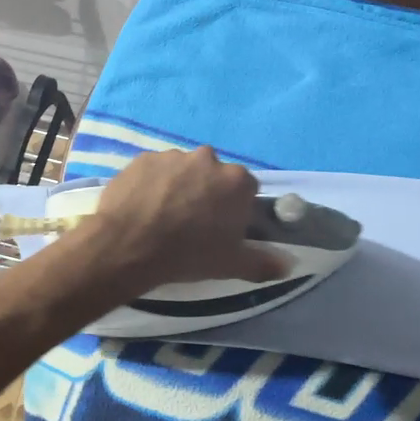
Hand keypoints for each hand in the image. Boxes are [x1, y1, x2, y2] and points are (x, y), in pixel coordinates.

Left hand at [77, 148, 292, 296]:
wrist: (128, 246)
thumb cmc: (187, 255)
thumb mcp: (230, 265)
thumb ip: (264, 262)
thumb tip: (290, 264)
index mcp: (236, 181)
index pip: (245, 190)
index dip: (234, 209)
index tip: (221, 229)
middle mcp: (208, 159)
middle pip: (213, 176)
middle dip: (206, 194)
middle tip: (191, 224)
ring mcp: (172, 155)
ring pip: (183, 171)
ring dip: (178, 187)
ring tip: (162, 217)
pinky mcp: (142, 158)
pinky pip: (154, 171)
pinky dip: (152, 185)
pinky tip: (142, 208)